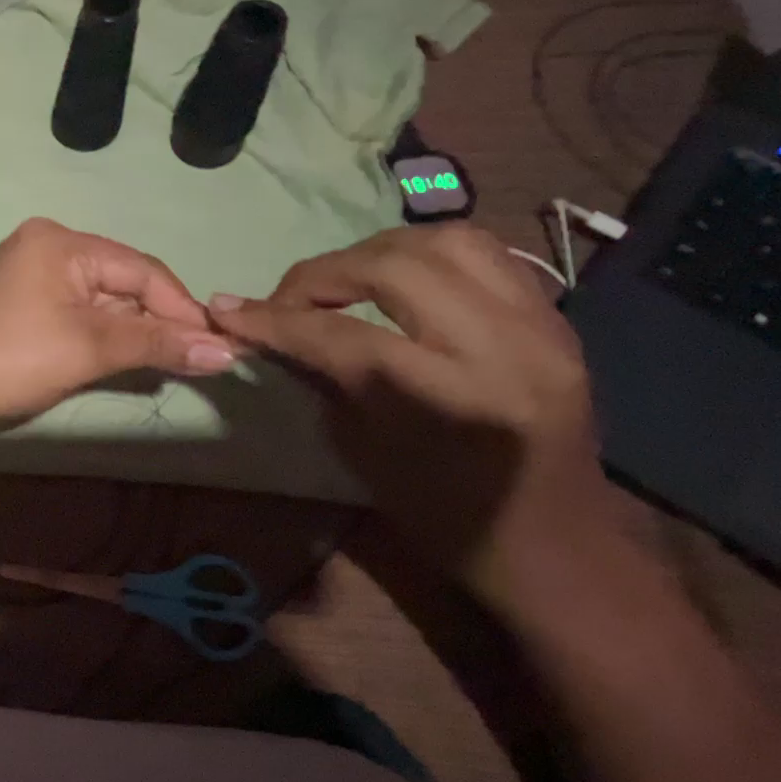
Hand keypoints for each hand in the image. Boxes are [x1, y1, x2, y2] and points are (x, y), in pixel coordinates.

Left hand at [0, 218, 235, 431]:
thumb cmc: (11, 362)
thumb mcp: (90, 349)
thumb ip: (158, 343)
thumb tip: (228, 352)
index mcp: (59, 241)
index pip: (141, 269)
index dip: (182, 309)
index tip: (219, 349)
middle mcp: (44, 245)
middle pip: (122, 281)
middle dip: (158, 321)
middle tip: (196, 362)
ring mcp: (27, 273)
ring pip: (100, 300)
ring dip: (132, 332)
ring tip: (166, 365)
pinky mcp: (19, 302)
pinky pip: (75, 311)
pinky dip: (101, 335)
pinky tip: (122, 360)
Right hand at [208, 224, 615, 602]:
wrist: (550, 541)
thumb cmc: (439, 513)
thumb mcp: (361, 449)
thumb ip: (321, 376)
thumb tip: (264, 328)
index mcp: (449, 400)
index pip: (341, 334)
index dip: (274, 319)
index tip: (226, 310)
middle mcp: (503, 349)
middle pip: (393, 266)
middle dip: (322, 273)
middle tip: (286, 299)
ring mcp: (540, 326)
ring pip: (445, 240)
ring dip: (376, 250)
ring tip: (344, 279)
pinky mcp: (554, 318)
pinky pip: (484, 254)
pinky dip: (425, 255)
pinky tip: (396, 278)